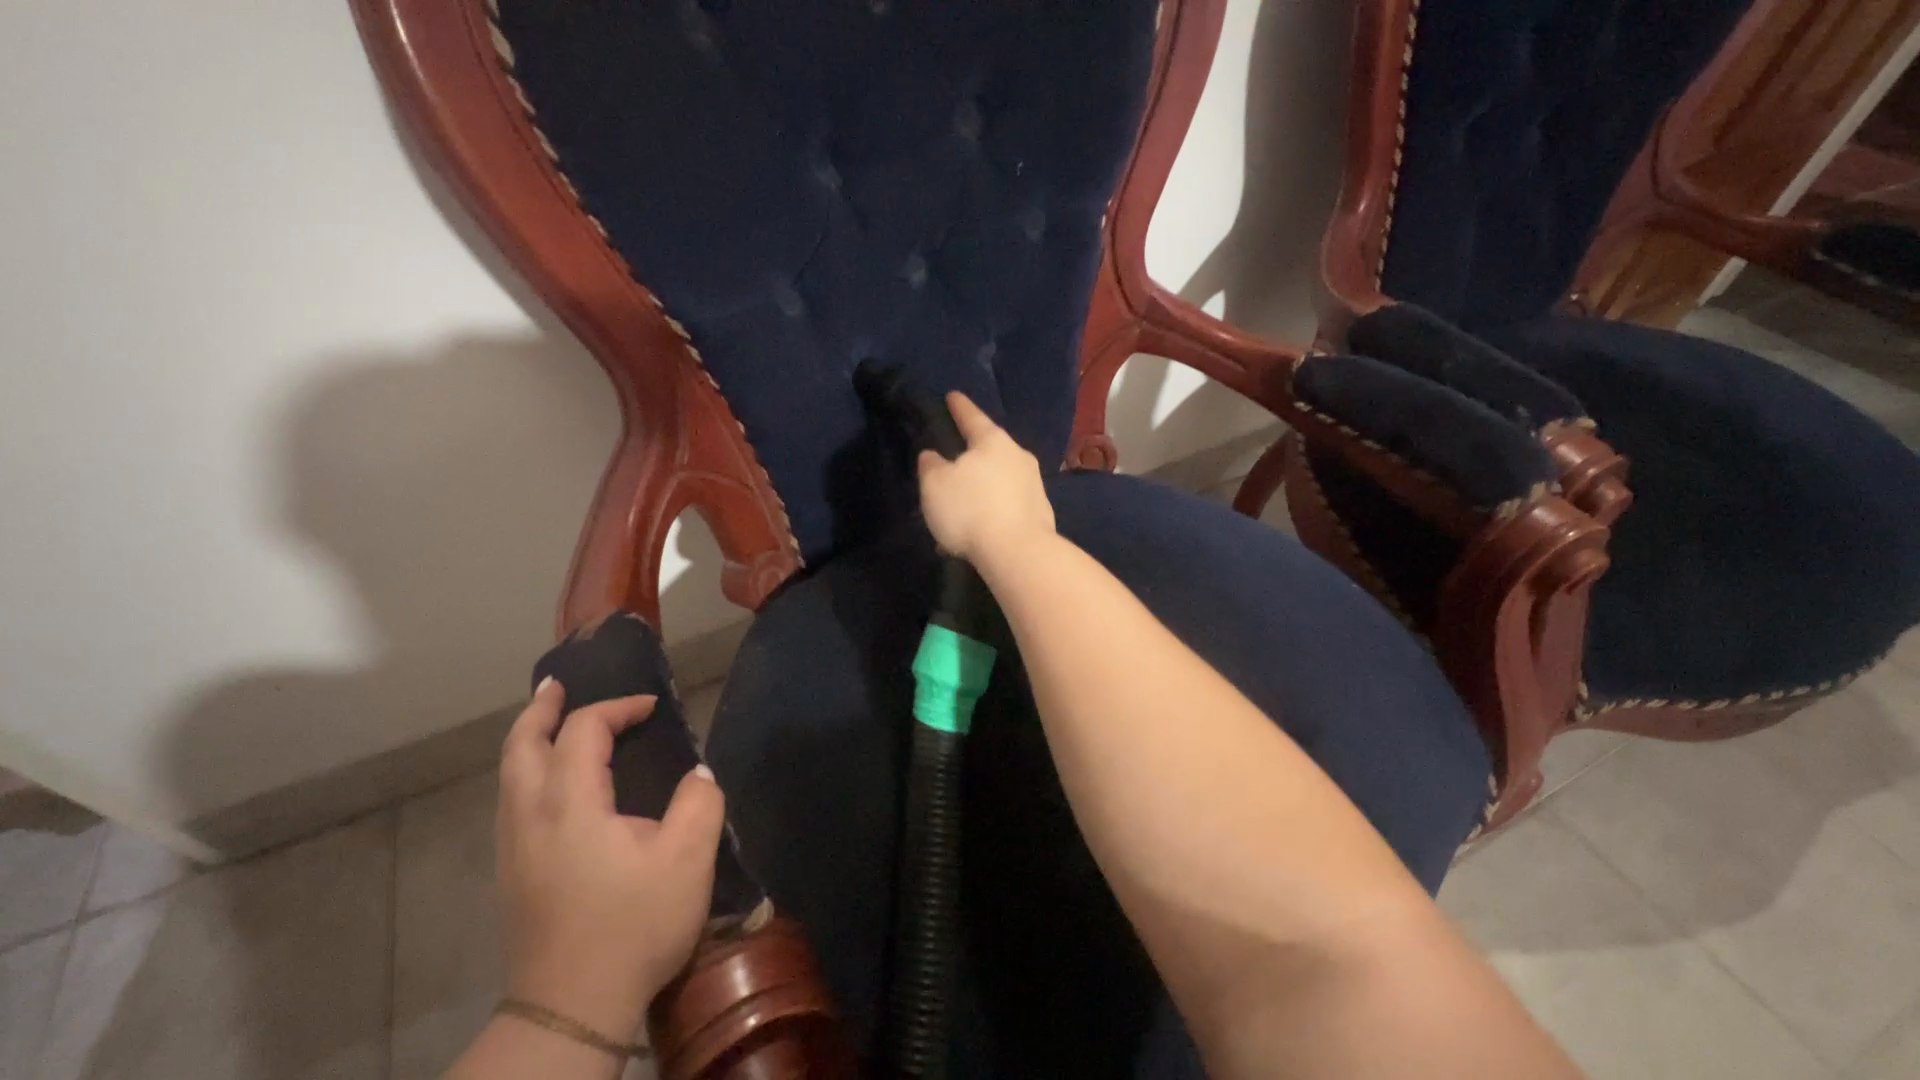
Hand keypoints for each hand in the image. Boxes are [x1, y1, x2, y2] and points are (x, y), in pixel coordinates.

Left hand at [495, 678, 725, 1040]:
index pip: (584, 731)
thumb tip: (697, 776)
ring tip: (551, 724)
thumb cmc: (632, 926)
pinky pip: (512, 801)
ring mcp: (513, 847)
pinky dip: (528, 772)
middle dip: (540, 710)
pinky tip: (552, 786)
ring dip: (529, 740)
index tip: (651, 708)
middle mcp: (530, 815)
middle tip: (557, 686)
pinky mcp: (512, 874)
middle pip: (521, 745)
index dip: (616, 710)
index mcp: (570, 803)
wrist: (570, 1006)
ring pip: (509, 775)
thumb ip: (699, 805)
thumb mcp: (687, 862)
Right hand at [917, 391, 1056, 562]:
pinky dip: (991, 512)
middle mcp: (1018, 456)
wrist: (1018, 552)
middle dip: (971, 455)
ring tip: (961, 508)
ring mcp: (1034, 485)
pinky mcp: (1041, 514)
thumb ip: (930, 465)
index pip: (972, 416)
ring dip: (980, 490)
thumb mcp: (934, 484)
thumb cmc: (971, 509)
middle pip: (990, 449)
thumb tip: (933, 456)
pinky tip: (977, 531)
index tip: (952, 396)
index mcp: (993, 441)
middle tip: (952, 461)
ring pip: (999, 481)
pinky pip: (1007, 506)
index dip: (959, 406)